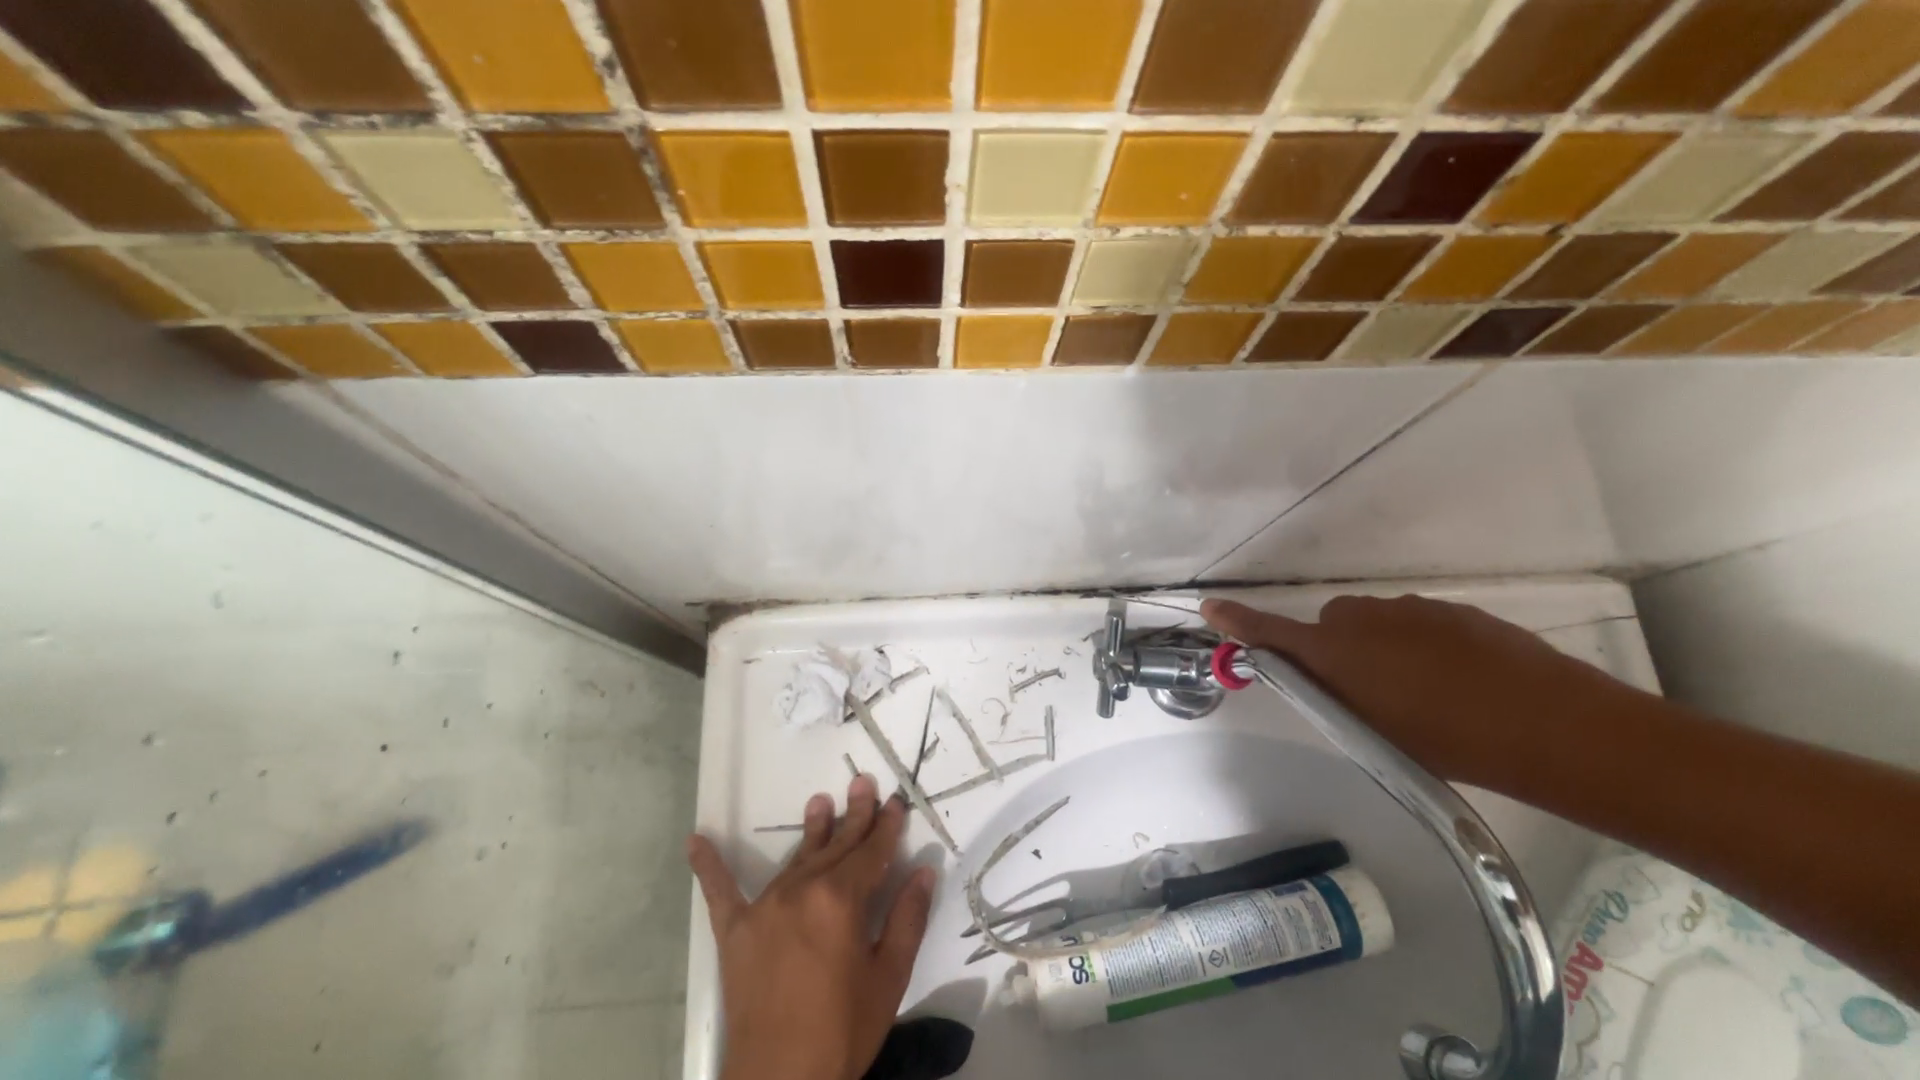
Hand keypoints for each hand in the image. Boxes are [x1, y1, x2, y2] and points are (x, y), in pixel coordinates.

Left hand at [689, 774, 935, 1079]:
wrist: (780, 1078)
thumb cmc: (843, 1030)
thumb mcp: (888, 977)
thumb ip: (906, 919)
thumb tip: (922, 872)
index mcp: (840, 901)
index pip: (871, 853)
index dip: (886, 827)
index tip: (896, 802)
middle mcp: (800, 891)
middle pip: (835, 847)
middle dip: (854, 817)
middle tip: (863, 783)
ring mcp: (763, 909)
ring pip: (795, 860)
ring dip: (812, 831)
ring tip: (820, 802)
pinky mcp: (735, 932)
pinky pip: (720, 892)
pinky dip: (708, 866)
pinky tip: (696, 840)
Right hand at [1202, 594, 1638, 788]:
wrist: (1548, 725)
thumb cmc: (1449, 744)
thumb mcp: (1376, 733)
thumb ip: (1339, 698)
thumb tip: (1324, 682)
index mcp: (1338, 654)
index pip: (1273, 634)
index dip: (1240, 623)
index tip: (1211, 607)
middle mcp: (1365, 620)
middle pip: (1331, 624)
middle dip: (1336, 648)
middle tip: (1365, 692)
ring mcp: (1413, 610)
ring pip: (1377, 622)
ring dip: (1383, 646)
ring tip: (1426, 693)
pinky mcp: (1454, 610)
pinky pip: (1419, 623)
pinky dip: (1423, 644)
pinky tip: (1460, 681)